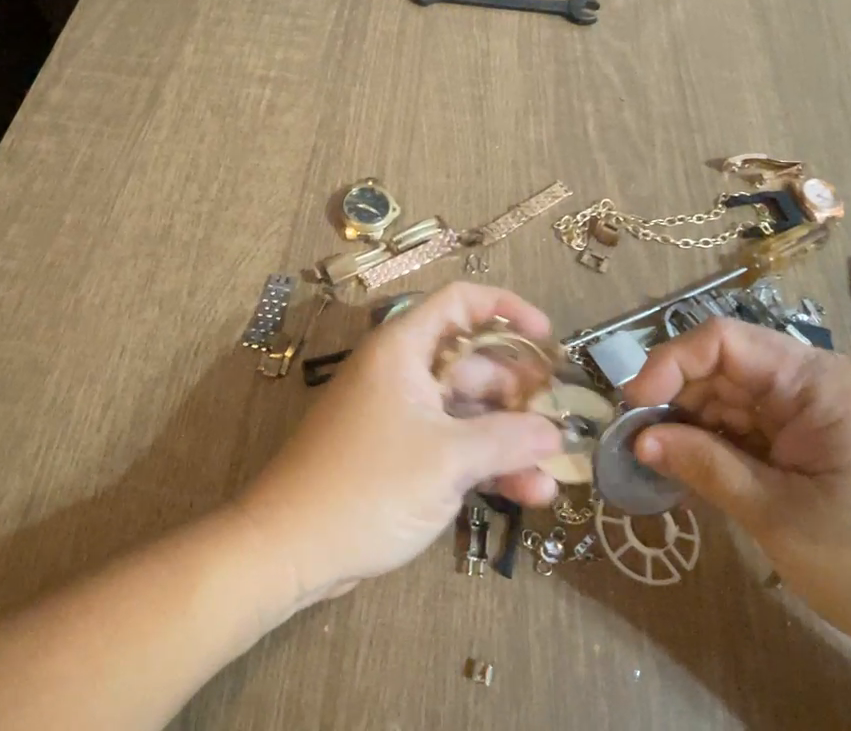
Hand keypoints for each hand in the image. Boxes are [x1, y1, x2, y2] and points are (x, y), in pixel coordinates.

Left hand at [236, 283, 563, 604]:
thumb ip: (508, 440)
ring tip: (554, 472)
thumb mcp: (447, 459)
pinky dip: (485, 464)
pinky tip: (528, 493)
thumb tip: (555, 432)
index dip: (507, 310)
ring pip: (467, 412)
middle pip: (472, 363)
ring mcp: (400, 417)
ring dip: (509, 440)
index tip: (549, 340)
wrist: (290, 547)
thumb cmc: (368, 486)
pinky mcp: (398, 457)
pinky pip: (452, 446)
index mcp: (402, 349)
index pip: (459, 303)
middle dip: (518, 393)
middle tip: (560, 421)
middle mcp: (401, 374)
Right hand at [623, 318, 850, 671]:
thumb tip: (639, 438)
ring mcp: (829, 418)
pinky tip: (700, 475)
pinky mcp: (830, 449)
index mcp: (820, 382)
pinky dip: (726, 449)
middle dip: (677, 400)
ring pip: (740, 403)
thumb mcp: (777, 514)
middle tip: (637, 447)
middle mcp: (824, 386)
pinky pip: (763, 432)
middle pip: (729, 370)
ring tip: (662, 466)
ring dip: (697, 428)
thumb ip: (703, 464)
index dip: (669, 364)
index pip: (724, 341)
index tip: (633, 409)